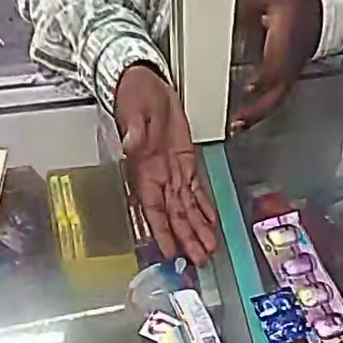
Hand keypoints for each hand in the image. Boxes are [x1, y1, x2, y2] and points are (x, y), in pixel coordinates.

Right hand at [115, 64, 218, 265]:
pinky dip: (204, 209)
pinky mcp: (185, 164)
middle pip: (175, 217)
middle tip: (200, 260)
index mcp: (144, 172)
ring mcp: (172, 174)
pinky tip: (211, 224)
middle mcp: (159, 180)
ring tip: (209, 250)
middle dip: (187, 239)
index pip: (154, 210)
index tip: (169, 252)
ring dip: (198, 231)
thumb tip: (131, 145)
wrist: (143, 82)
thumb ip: (134, 130)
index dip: (162, 232)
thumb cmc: (133, 95)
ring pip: (187, 210)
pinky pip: (195, 192)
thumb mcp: (133, 109)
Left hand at [230, 0, 321, 133]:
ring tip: (234, 127)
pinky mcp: (283, 85)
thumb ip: (244, 1)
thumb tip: (219, 8)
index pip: (276, 68)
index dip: (264, 79)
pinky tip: (241, 120)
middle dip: (256, 111)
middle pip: (274, 96)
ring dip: (254, 117)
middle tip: (235, 121)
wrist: (313, 16)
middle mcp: (287, 67)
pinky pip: (271, 103)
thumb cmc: (290, 7)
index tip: (250, 87)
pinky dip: (257, 114)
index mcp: (284, 43)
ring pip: (272, 104)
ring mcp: (286, 79)